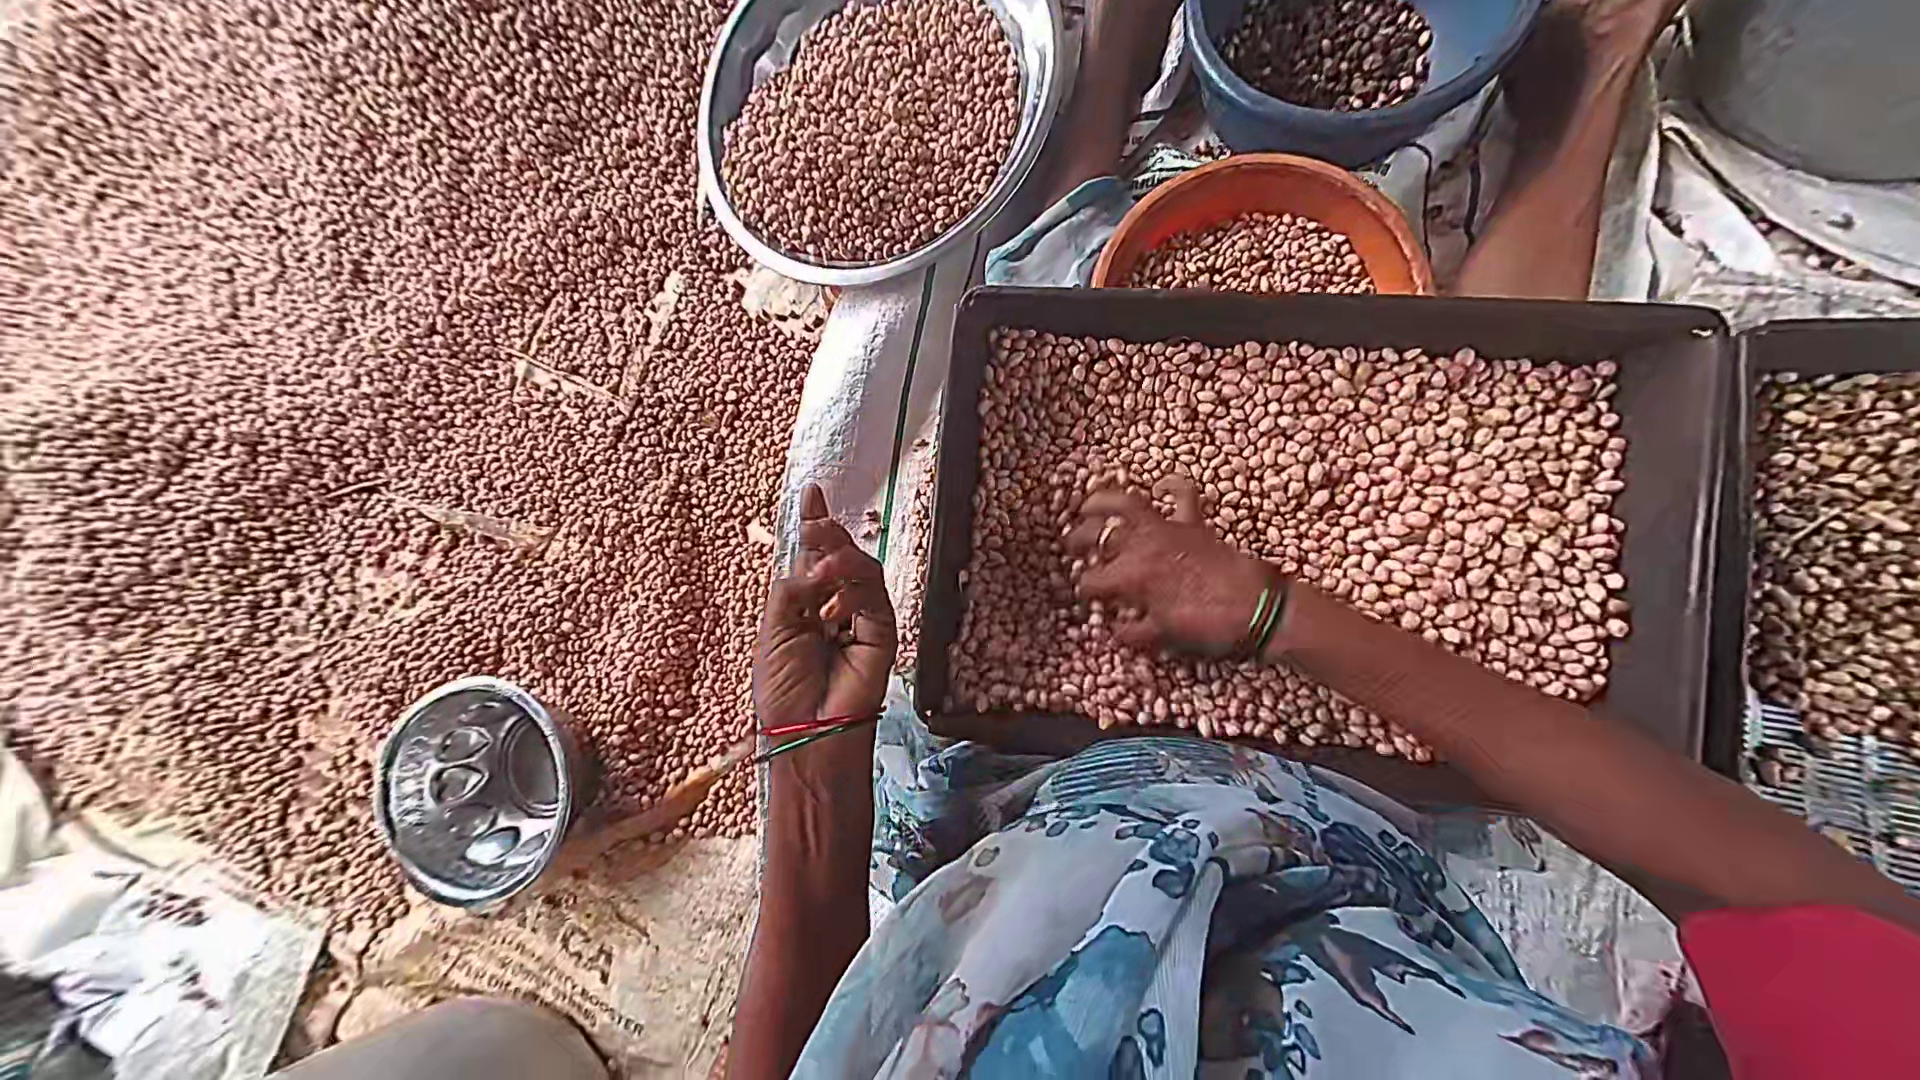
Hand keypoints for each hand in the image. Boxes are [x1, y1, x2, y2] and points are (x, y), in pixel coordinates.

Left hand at [754, 484, 896, 726]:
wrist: (807, 728)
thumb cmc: (784, 684)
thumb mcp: (773, 628)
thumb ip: (792, 587)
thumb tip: (816, 562)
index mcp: (808, 604)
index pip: (815, 557)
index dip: (815, 525)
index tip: (811, 493)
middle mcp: (836, 604)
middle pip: (841, 556)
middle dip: (828, 534)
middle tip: (816, 523)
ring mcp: (862, 616)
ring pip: (863, 569)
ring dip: (841, 561)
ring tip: (821, 572)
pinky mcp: (883, 629)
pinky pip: (874, 596)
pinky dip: (853, 593)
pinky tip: (833, 607)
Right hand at [1062, 476, 1278, 656]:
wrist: (1259, 608)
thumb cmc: (1209, 625)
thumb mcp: (1164, 636)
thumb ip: (1134, 632)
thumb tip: (1115, 630)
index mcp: (1130, 577)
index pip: (1092, 581)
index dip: (1084, 590)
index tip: (1085, 596)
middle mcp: (1142, 547)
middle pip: (1098, 537)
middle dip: (1079, 541)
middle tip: (1071, 547)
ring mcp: (1167, 530)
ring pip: (1128, 504)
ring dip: (1104, 501)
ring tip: (1088, 503)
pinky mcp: (1193, 525)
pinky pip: (1182, 496)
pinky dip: (1172, 486)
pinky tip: (1162, 483)